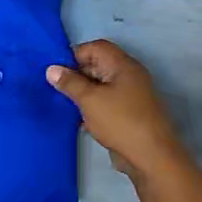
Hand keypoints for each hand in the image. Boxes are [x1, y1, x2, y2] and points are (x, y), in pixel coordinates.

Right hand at [46, 40, 187, 178]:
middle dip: (76, 74)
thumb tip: (51, 69)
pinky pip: (105, 101)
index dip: (74, 55)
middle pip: (98, 64)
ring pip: (100, 85)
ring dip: (82, 92)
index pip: (96, 47)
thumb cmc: (119, 121)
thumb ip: (70, 83)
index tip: (55, 70)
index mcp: (122, 65)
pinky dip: (91, 106)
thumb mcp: (89, 100)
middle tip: (55, 87)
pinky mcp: (127, 112)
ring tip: (63, 103)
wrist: (150, 154)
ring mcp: (130, 94)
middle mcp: (128, 75)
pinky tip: (78, 119)